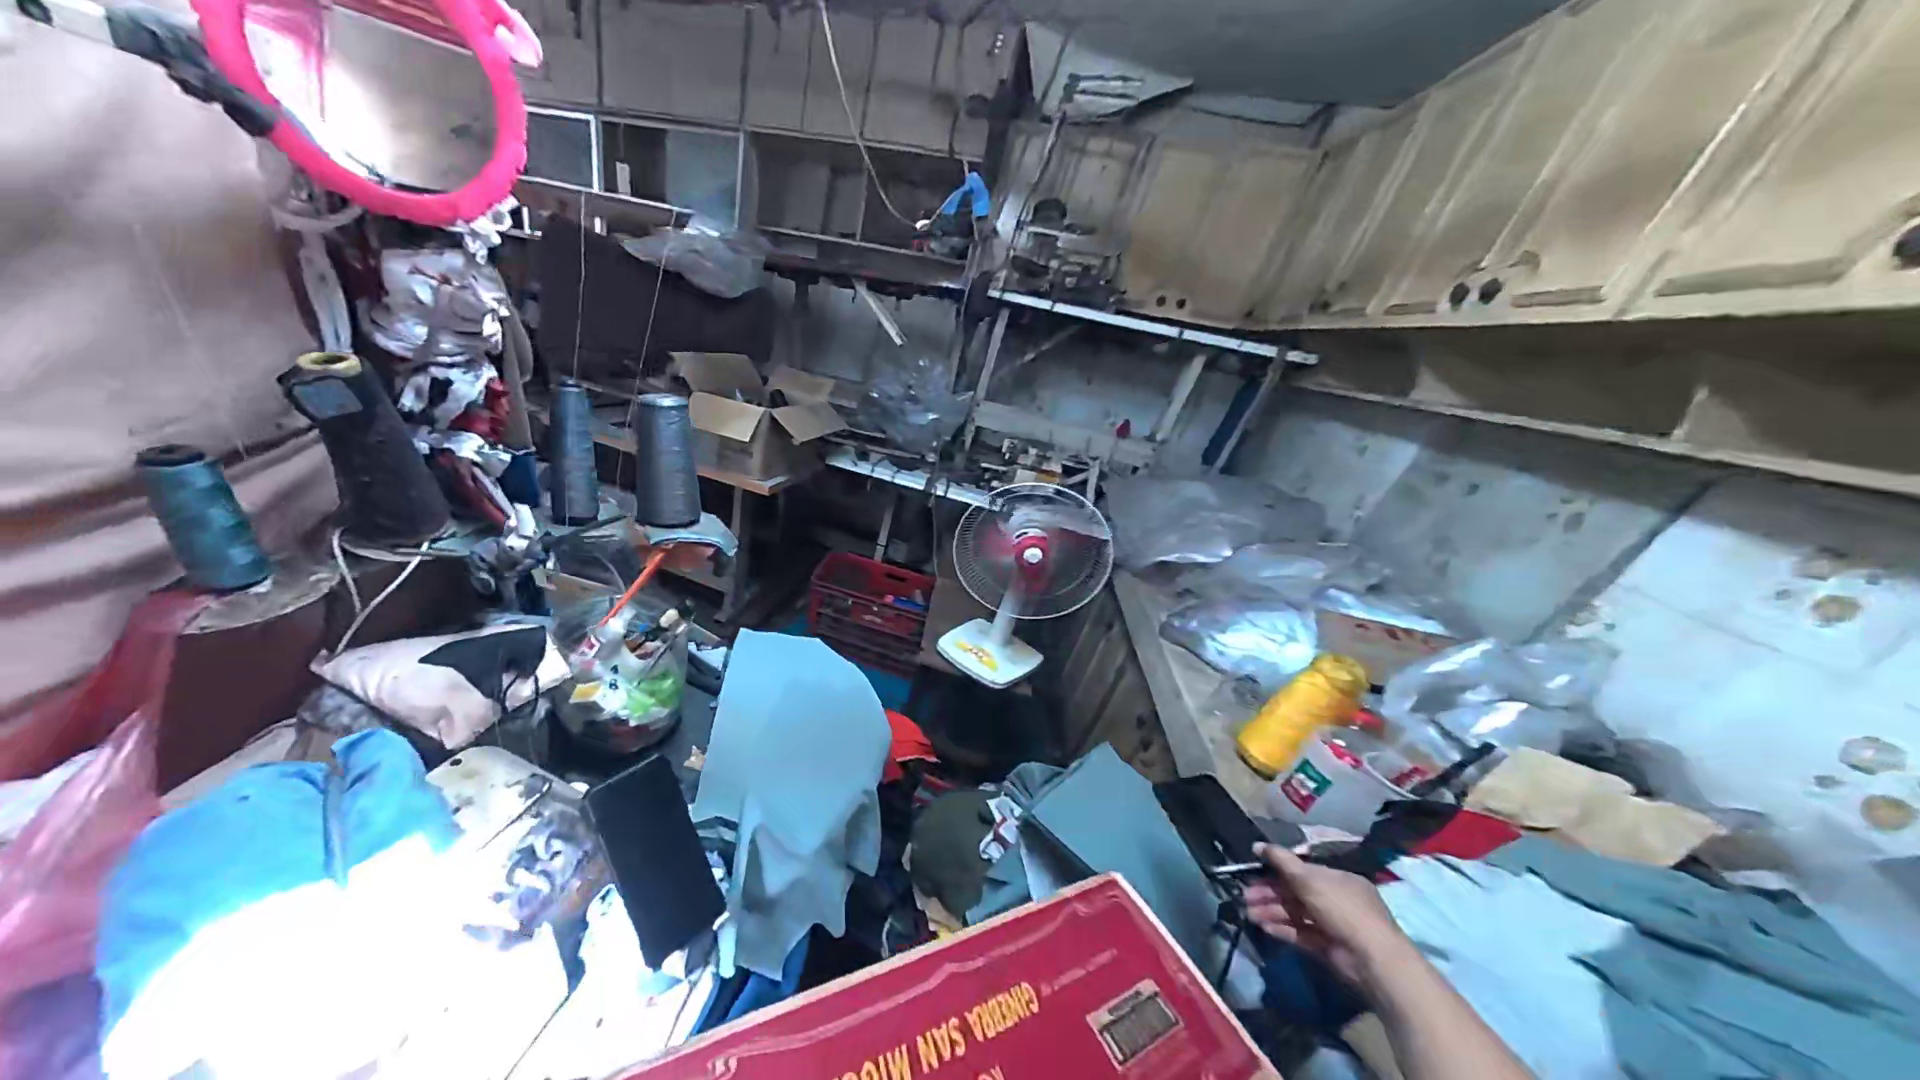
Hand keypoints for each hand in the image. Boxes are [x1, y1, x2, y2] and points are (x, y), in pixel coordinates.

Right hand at [1243, 842, 1412, 991]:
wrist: (1371, 957)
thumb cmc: (1340, 907)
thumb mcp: (1307, 877)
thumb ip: (1280, 860)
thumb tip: (1256, 844)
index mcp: (1337, 879)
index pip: (1302, 871)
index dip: (1276, 870)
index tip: (1254, 873)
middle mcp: (1336, 900)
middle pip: (1296, 892)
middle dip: (1269, 894)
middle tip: (1245, 896)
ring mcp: (1332, 924)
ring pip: (1296, 913)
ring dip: (1272, 912)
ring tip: (1249, 913)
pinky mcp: (1328, 947)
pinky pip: (1301, 933)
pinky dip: (1282, 929)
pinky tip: (1264, 927)